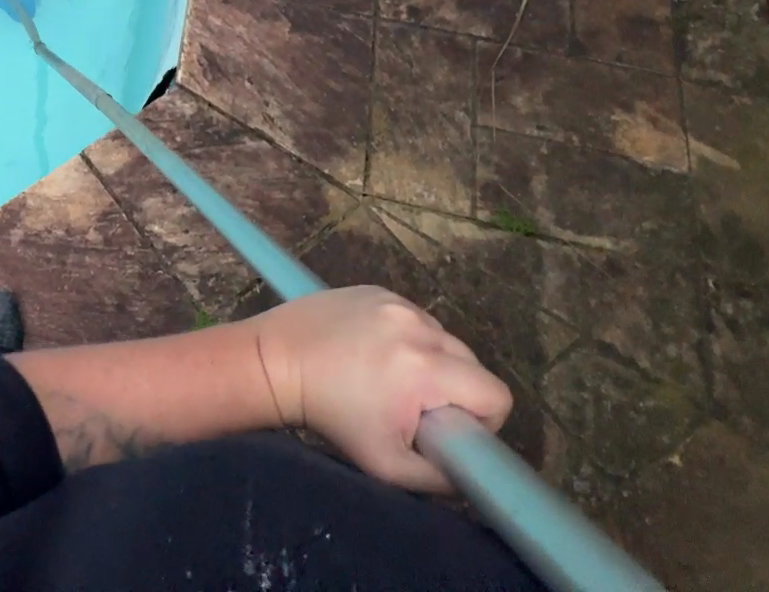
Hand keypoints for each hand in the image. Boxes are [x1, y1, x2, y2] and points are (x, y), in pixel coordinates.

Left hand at [252, 286, 512, 493]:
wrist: (273, 362)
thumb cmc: (327, 414)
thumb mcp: (387, 464)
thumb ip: (443, 478)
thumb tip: (474, 472)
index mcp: (424, 367)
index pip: (495, 393)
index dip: (481, 419)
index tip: (443, 425)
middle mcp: (415, 326)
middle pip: (471, 363)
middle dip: (453, 389)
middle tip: (410, 403)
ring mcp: (393, 302)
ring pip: (443, 338)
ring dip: (429, 360)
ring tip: (386, 375)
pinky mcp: (374, 290)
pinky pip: (413, 317)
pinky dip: (405, 336)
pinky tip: (372, 350)